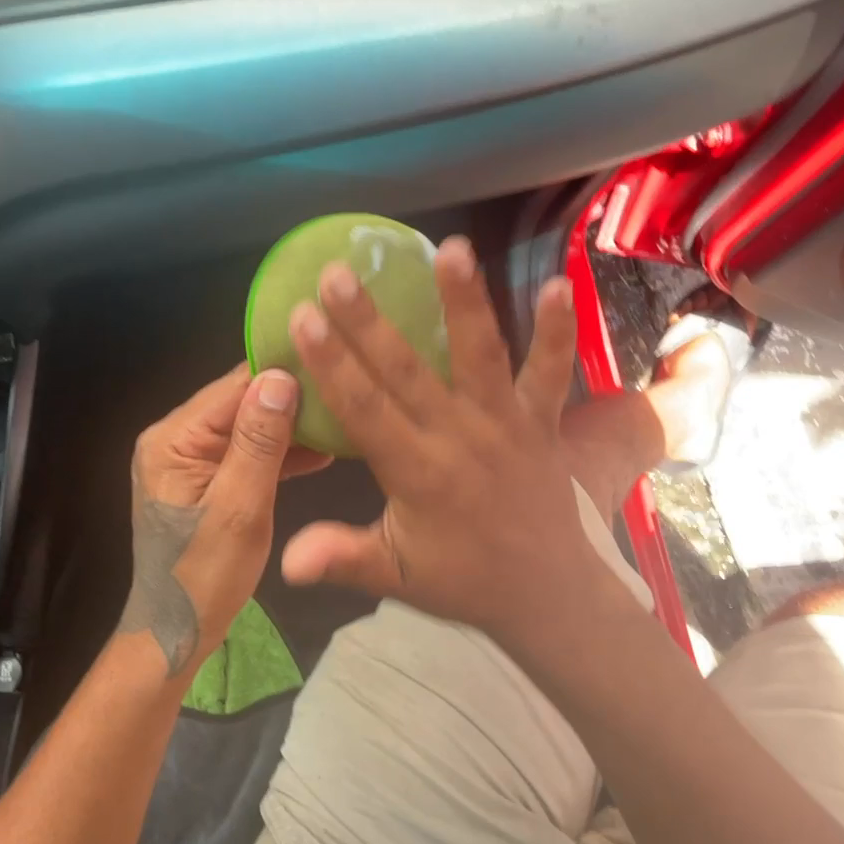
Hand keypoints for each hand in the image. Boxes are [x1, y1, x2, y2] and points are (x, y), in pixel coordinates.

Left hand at [120, 368, 331, 677]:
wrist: (175, 632)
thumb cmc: (204, 577)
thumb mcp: (239, 508)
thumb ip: (259, 442)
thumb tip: (280, 377)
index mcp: (173, 439)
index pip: (231, 389)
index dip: (281, 376)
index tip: (333, 365)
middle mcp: (174, 439)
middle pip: (237, 403)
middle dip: (289, 400)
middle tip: (346, 393)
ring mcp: (187, 460)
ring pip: (245, 427)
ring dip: (288, 427)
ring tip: (341, 420)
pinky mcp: (202, 480)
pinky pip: (243, 453)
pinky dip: (277, 454)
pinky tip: (321, 452)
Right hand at [279, 236, 609, 638]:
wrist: (549, 595)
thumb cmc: (461, 578)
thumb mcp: (394, 574)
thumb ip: (341, 558)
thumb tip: (284, 562)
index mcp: (418, 473)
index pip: (364, 408)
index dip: (331, 362)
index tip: (302, 316)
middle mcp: (460, 438)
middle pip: (408, 370)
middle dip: (368, 321)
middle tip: (340, 272)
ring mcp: (507, 424)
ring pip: (482, 356)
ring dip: (466, 302)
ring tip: (453, 248)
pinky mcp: (543, 420)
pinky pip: (552, 372)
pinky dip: (557, 330)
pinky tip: (559, 283)